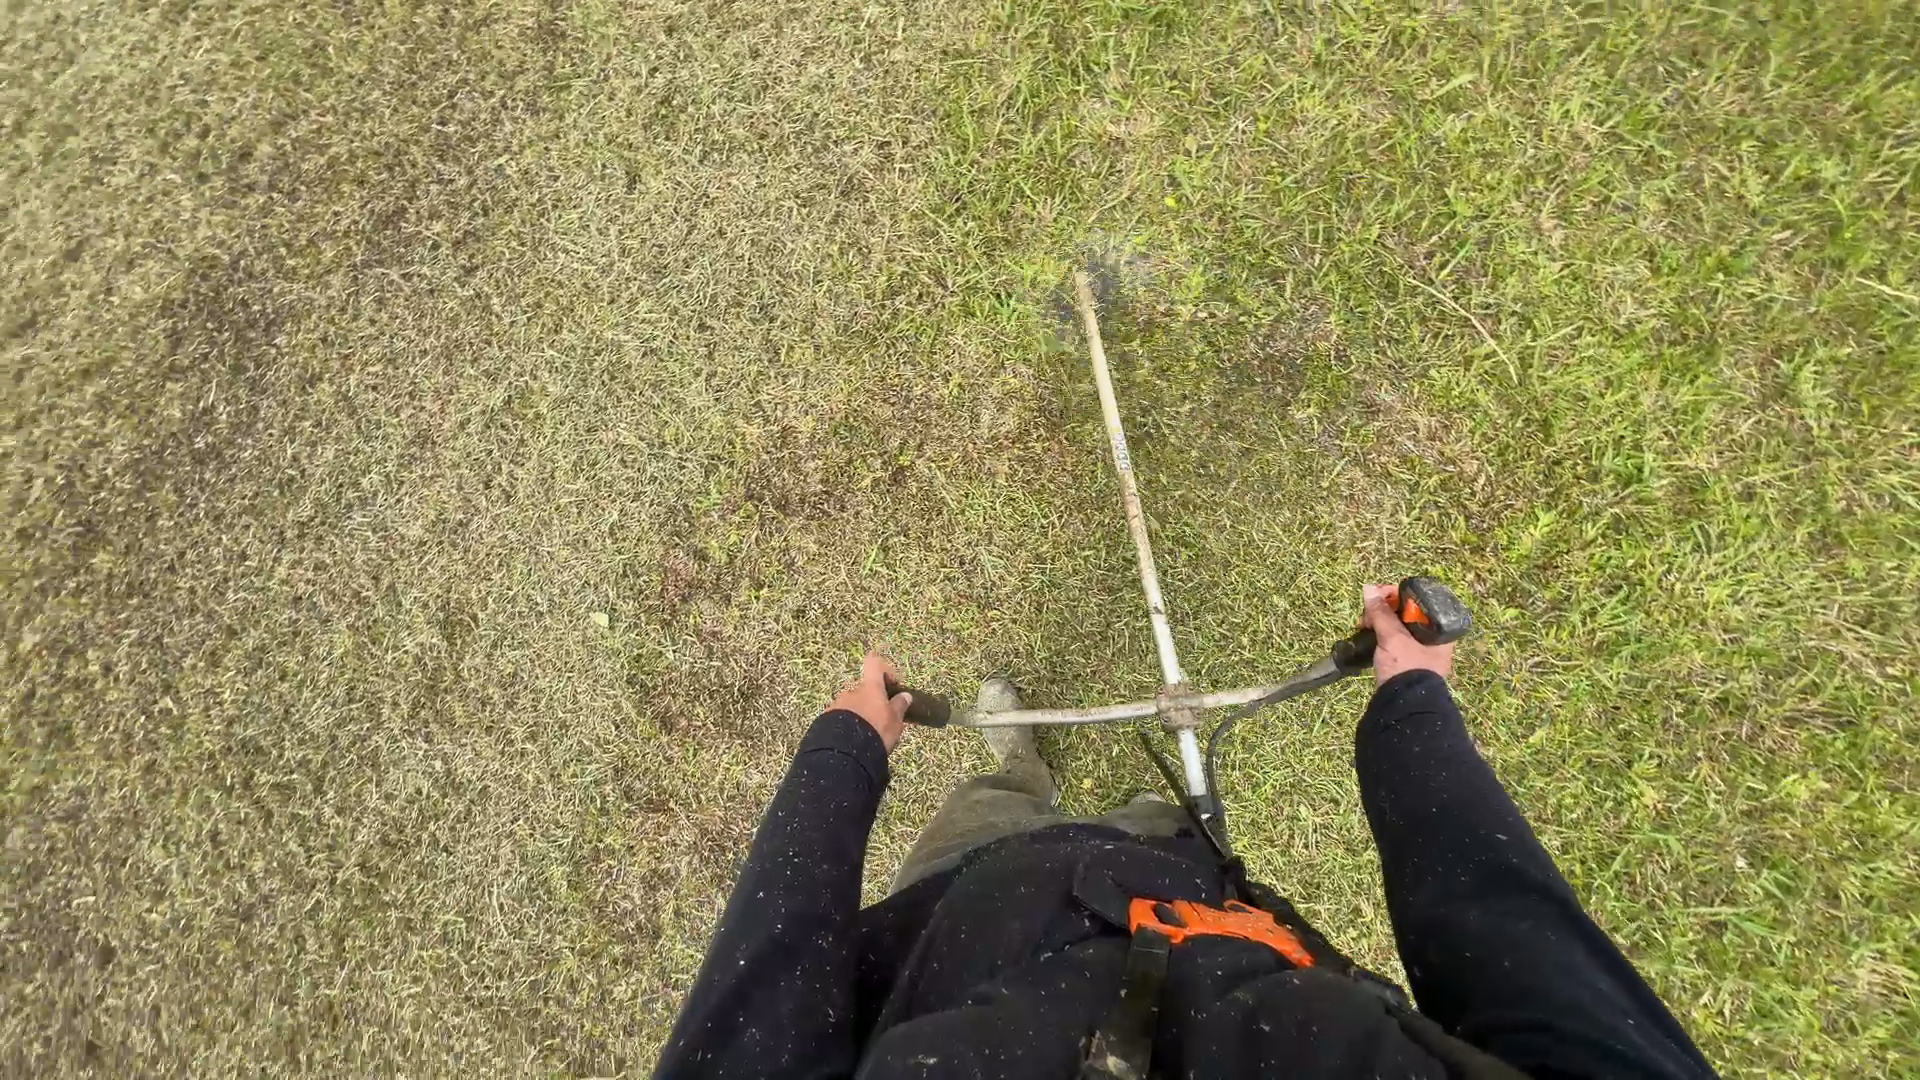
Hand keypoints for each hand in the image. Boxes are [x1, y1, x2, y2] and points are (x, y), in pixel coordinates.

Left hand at [829, 651, 912, 751]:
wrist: (845, 752)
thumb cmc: (876, 731)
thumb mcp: (895, 721)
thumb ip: (899, 706)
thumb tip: (905, 695)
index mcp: (870, 687)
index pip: (875, 664)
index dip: (885, 670)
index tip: (892, 685)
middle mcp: (852, 691)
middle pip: (864, 688)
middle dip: (873, 701)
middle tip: (882, 720)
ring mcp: (837, 704)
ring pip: (852, 704)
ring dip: (860, 714)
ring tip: (867, 735)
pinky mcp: (826, 718)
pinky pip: (841, 717)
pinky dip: (848, 724)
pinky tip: (853, 741)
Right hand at [1362, 583, 1454, 686]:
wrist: (1404, 704)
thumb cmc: (1406, 667)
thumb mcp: (1393, 637)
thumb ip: (1381, 613)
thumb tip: (1368, 589)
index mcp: (1439, 628)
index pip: (1417, 600)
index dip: (1394, 595)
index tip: (1374, 598)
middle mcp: (1433, 635)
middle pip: (1405, 610)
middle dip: (1382, 609)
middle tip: (1366, 617)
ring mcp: (1419, 647)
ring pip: (1396, 623)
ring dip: (1377, 620)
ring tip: (1363, 627)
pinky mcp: (1406, 657)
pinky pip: (1392, 636)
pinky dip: (1379, 632)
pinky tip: (1367, 634)